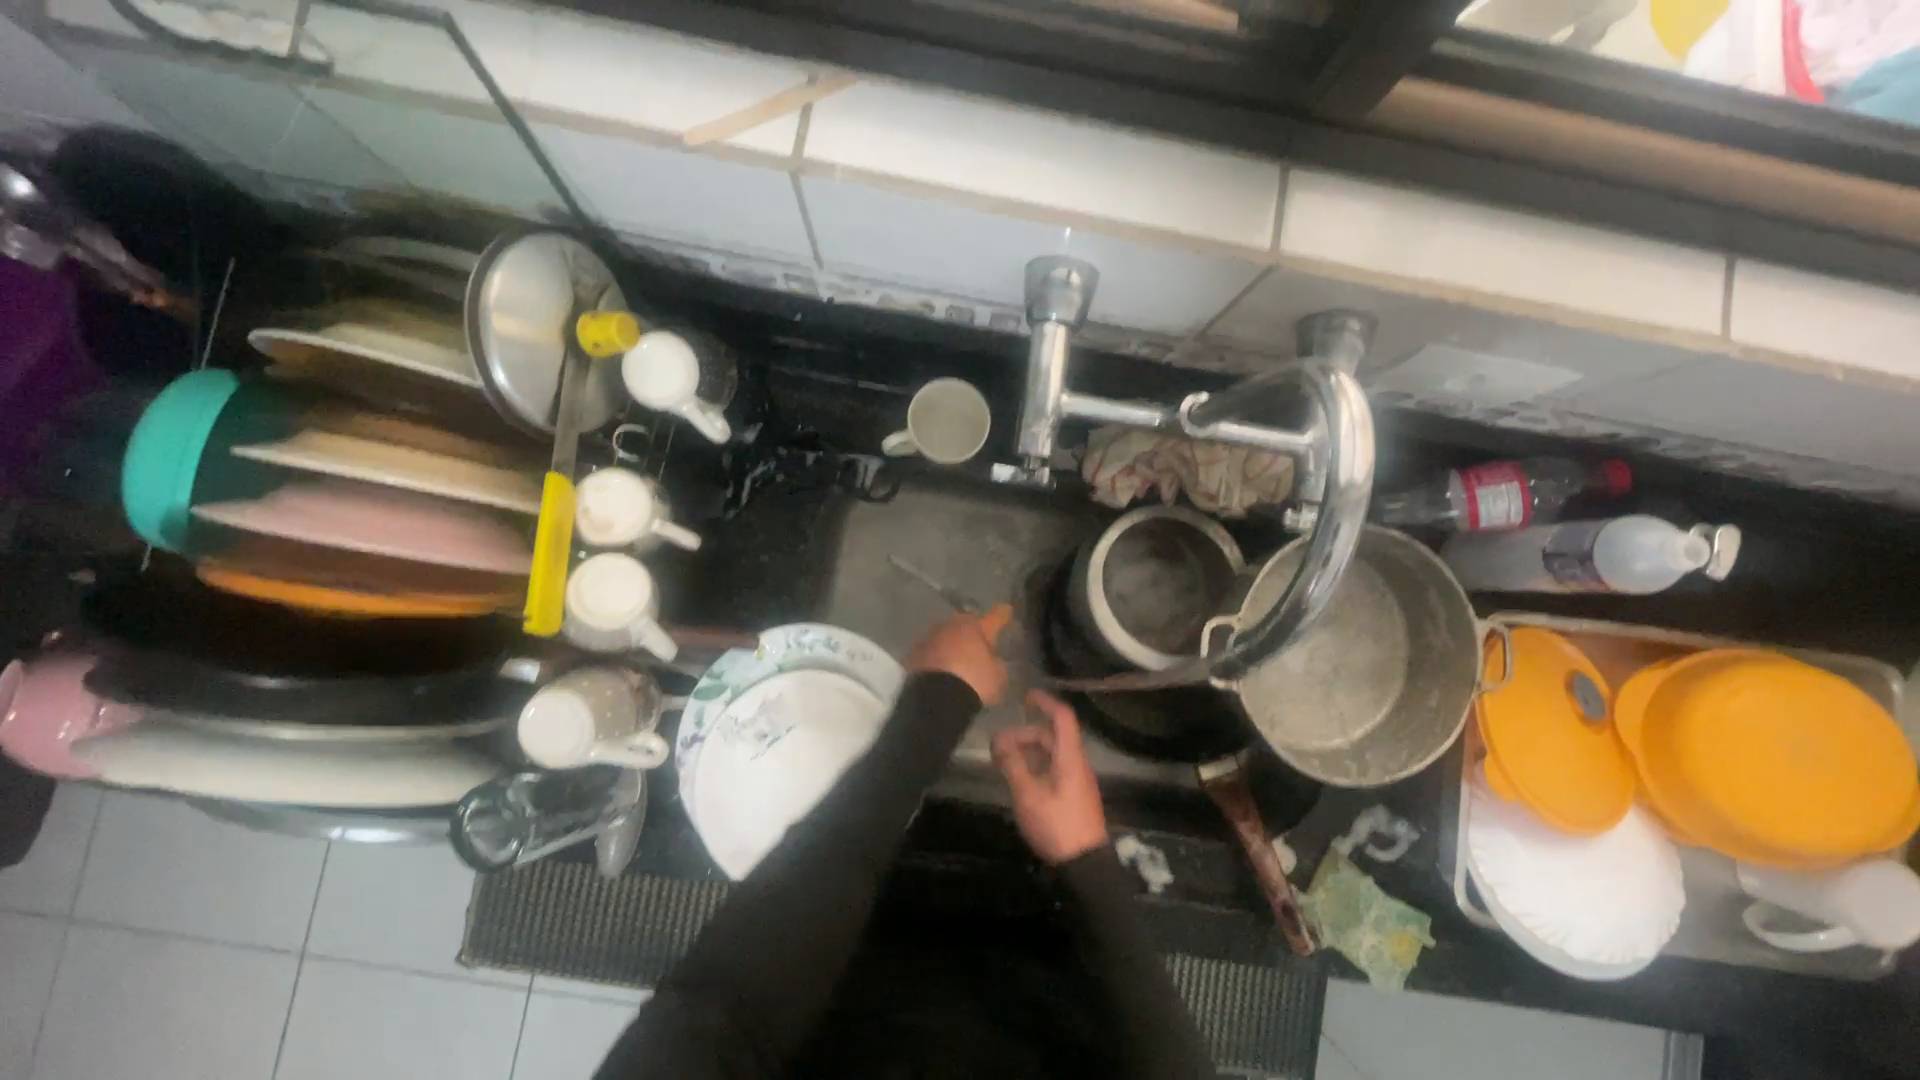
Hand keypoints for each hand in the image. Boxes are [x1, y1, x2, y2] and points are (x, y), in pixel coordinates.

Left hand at [906, 604, 1013, 704]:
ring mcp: (929, 638)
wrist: (935, 698)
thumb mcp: (997, 677)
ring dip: (951, 643)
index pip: (994, 617)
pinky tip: (941, 668)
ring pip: (945, 635)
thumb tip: (991, 659)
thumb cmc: (973, 682)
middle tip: (978, 644)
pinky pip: (931, 651)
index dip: (1002, 614)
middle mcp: (950, 626)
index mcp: (975, 627)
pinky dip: (937, 657)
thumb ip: (996, 664)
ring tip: (958, 658)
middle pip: (964, 623)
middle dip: (971, 631)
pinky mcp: (913, 655)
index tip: (1007, 610)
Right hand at [992, 691, 1108, 864]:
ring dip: (1027, 752)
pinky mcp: (1073, 796)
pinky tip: (1017, 780)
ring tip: (1002, 762)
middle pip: (1050, 737)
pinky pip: (1053, 770)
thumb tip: (999, 740)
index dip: (1045, 702)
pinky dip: (1034, 767)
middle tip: (997, 747)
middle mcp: (1076, 763)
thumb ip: (1012, 764)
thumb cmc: (1056, 824)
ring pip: (1050, 754)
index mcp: (1070, 757)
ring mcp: (1076, 780)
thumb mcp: (1027, 794)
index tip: (1025, 696)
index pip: (1062, 717)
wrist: (1085, 865)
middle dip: (1023, 735)